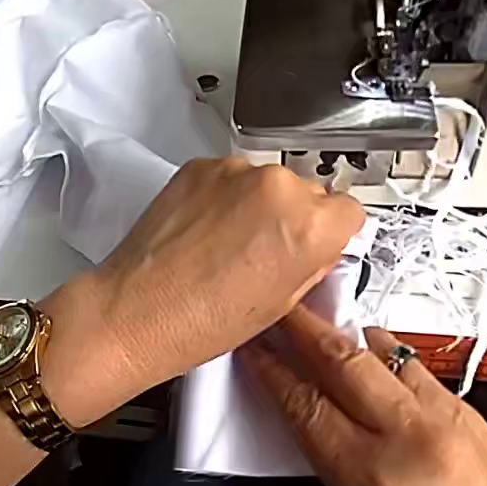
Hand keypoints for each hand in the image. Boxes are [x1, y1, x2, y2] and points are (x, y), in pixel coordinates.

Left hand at [40, 158, 363, 425]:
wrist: (137, 310)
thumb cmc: (202, 319)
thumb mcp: (283, 302)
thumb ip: (313, 262)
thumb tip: (320, 242)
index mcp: (311, 226)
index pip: (349, 210)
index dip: (332, 233)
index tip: (315, 245)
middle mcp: (279, 187)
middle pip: (309, 192)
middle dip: (295, 217)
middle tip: (266, 252)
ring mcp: (237, 171)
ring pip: (269, 182)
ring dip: (259, 205)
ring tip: (228, 244)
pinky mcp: (202, 166)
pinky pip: (232, 176)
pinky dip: (226, 196)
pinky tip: (207, 231)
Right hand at [243, 307, 486, 485]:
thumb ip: (343, 480)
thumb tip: (321, 437)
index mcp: (376, 483)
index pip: (306, 407)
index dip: (273, 373)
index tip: (256, 351)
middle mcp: (412, 438)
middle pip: (342, 360)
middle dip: (302, 327)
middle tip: (278, 307)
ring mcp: (448, 418)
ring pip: (384, 352)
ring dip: (346, 333)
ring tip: (321, 320)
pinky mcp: (474, 413)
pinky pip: (417, 369)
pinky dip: (387, 354)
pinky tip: (374, 354)